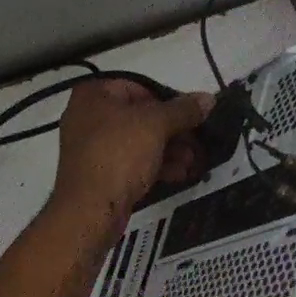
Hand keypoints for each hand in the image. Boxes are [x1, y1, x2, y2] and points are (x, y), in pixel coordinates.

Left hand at [52, 79, 214, 218]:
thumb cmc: (119, 154)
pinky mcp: (98, 174)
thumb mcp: (156, 125)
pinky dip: (154, 165)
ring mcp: (91, 148)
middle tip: (197, 143)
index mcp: (93, 95)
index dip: (167, 101)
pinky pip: (130, 162)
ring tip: (193, 162)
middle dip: (173, 131)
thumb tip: (208, 98)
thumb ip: (183, 110)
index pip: (138, 87)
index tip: (191, 116)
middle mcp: (87, 117)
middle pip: (139, 117)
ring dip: (169, 150)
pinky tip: (179, 174)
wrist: (90, 209)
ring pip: (137, 142)